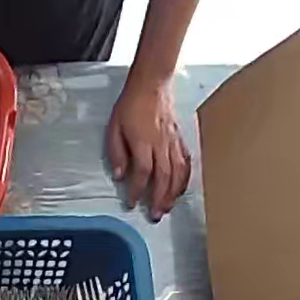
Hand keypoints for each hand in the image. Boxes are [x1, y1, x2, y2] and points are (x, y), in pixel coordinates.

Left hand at [107, 79, 191, 219]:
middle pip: (163, 176)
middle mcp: (161, 143)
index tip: (132, 203)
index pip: (143, 171)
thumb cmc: (131, 105)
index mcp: (143, 141)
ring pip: (177, 171)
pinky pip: (185, 161)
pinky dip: (184, 178)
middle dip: (159, 198)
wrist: (151, 83)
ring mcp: (172, 141)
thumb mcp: (114, 129)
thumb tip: (120, 175)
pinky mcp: (179, 139)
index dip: (137, 190)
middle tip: (154, 215)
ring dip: (173, 192)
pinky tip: (180, 189)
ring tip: (168, 208)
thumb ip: (117, 153)